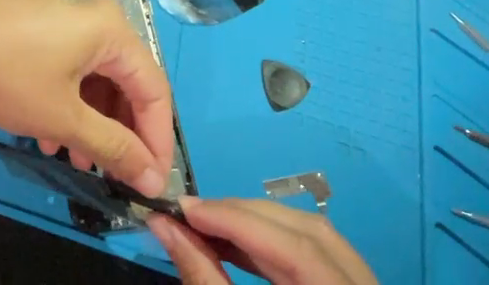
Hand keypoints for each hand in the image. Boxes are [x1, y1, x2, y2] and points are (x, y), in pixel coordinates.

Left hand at [0, 0, 175, 195]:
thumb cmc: (6, 72)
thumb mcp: (62, 117)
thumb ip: (112, 147)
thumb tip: (153, 176)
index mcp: (111, 28)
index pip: (154, 90)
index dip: (156, 140)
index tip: (152, 182)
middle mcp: (91, 11)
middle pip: (122, 79)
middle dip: (116, 130)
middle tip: (108, 173)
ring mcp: (59, 9)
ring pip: (90, 72)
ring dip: (87, 118)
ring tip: (70, 158)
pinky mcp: (32, 14)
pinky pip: (65, 58)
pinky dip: (64, 96)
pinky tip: (44, 130)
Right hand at [146, 198, 376, 284]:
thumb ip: (203, 280)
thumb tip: (163, 224)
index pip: (296, 249)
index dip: (238, 222)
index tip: (184, 210)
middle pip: (311, 232)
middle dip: (246, 217)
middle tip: (192, 216)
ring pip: (321, 238)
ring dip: (261, 227)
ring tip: (212, 229)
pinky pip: (325, 258)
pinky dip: (279, 247)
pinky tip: (242, 250)